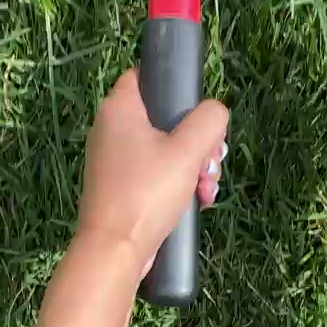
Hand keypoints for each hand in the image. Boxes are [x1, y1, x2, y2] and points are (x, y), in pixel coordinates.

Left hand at [76, 69, 229, 268]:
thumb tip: (215, 114)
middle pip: (165, 121)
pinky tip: (194, 204)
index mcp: (119, 109)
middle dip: (197, 144)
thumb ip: (209, 121)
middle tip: (211, 164)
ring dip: (193, 169)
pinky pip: (154, 177)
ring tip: (206, 192)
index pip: (146, 77)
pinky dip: (176, 187)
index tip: (198, 116)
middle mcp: (110, 131)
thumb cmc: (147, 194)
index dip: (175, 90)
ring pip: (164, 152)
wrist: (115, 250)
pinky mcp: (119, 190)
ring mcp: (113, 163)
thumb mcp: (188, 151)